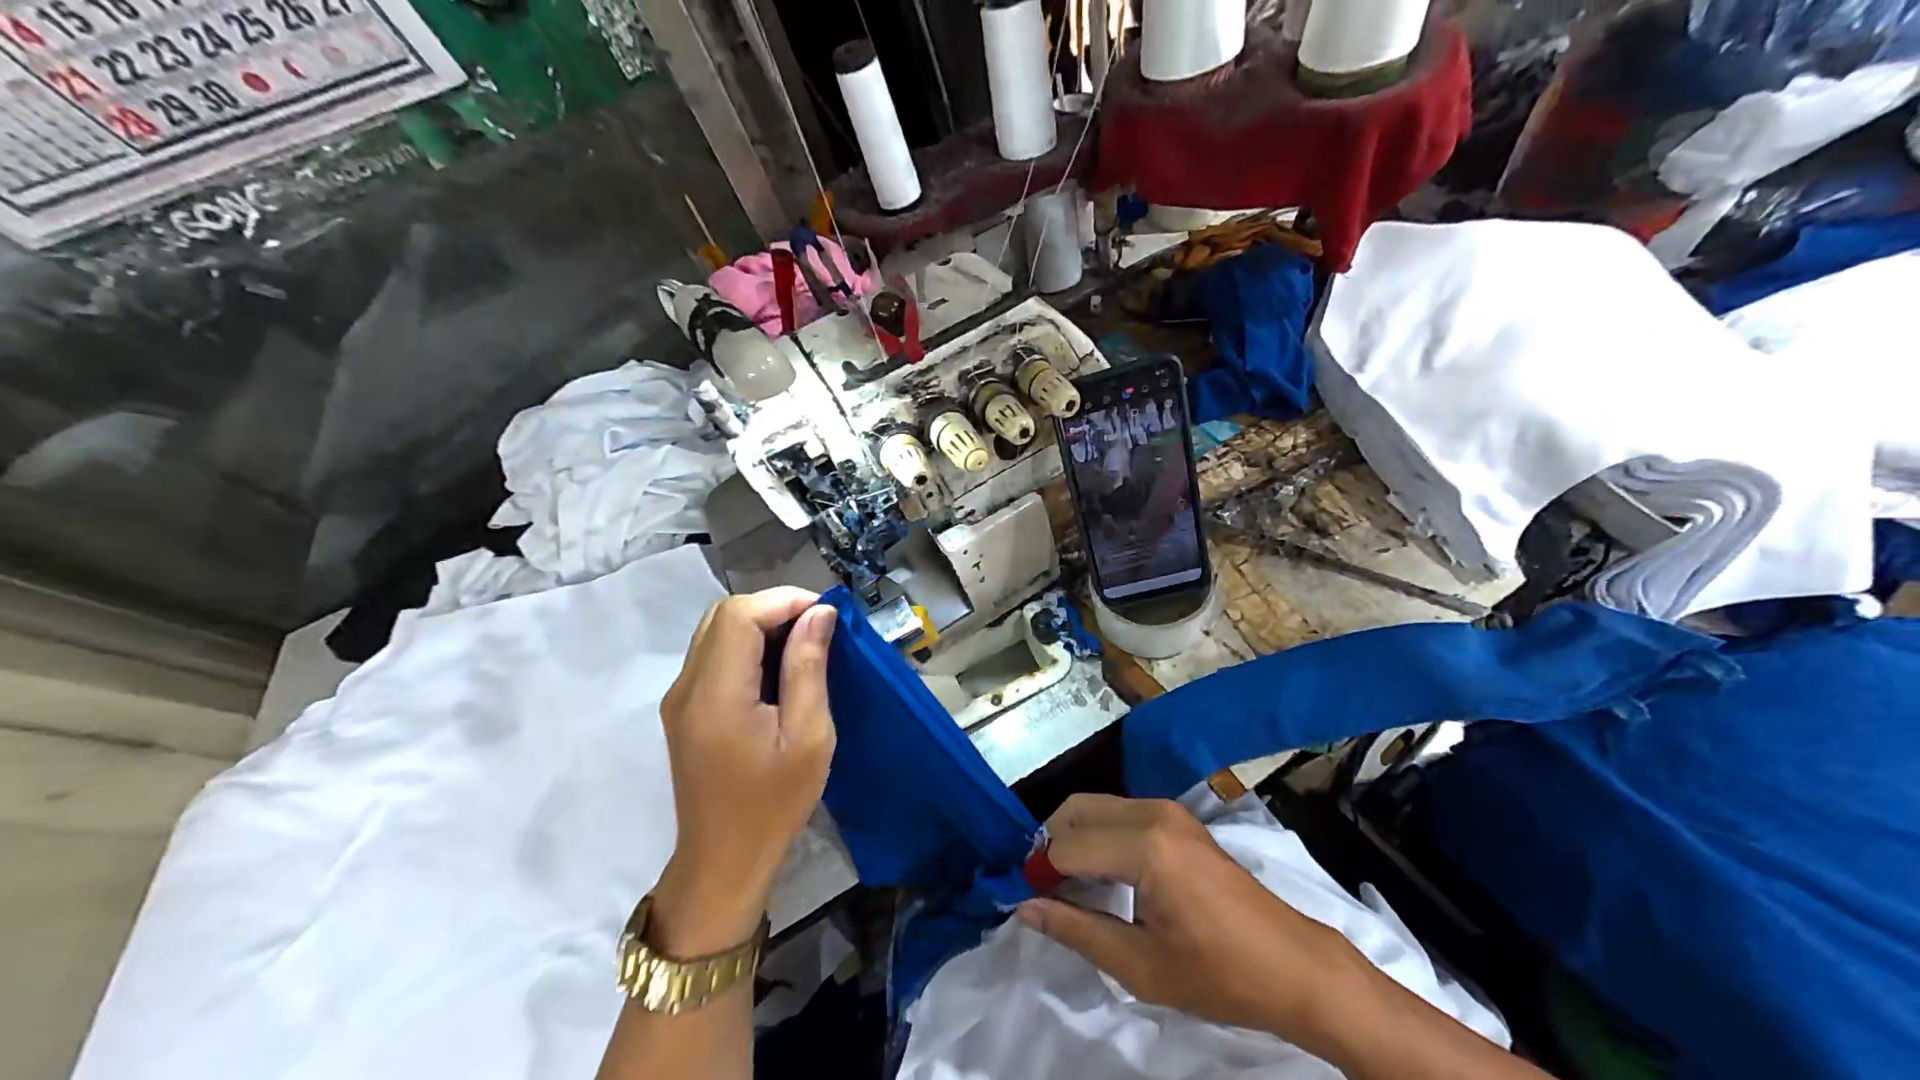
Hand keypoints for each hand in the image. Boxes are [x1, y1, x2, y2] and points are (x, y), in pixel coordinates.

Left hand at [651, 589, 837, 956]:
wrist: (723, 860)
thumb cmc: (773, 804)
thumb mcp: (808, 737)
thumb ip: (808, 668)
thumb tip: (819, 614)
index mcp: (716, 693)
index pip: (740, 614)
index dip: (784, 600)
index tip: (827, 615)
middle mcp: (687, 686)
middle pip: (722, 614)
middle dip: (773, 607)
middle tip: (817, 628)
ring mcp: (679, 697)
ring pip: (715, 630)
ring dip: (759, 624)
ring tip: (802, 643)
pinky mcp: (683, 708)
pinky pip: (712, 654)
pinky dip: (746, 645)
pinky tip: (776, 668)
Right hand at [1015, 795, 1372, 1041]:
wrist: (1294, 966)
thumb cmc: (1220, 974)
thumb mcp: (1141, 966)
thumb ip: (1076, 930)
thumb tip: (1024, 908)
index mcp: (1145, 846)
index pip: (1066, 846)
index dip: (1042, 875)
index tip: (1034, 905)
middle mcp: (1152, 813)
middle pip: (1075, 811)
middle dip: (1052, 846)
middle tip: (1049, 893)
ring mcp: (1168, 810)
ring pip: (1095, 807)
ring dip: (1075, 840)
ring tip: (1075, 889)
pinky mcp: (1177, 817)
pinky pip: (1119, 813)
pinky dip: (1099, 836)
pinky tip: (1105, 877)